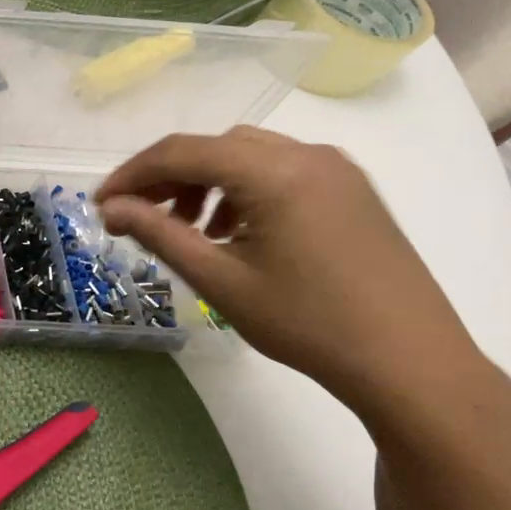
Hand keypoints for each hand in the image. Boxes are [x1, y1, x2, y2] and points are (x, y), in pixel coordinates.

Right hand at [95, 127, 485, 410]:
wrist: (409, 361)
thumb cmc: (306, 322)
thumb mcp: (219, 279)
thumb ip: (159, 234)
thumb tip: (113, 208)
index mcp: (275, 172)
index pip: (182, 152)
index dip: (133, 174)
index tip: (101, 205)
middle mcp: (308, 155)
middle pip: (215, 147)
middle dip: (168, 177)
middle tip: (138, 218)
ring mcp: (337, 171)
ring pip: (248, 156)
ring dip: (204, 183)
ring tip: (187, 230)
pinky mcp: (352, 191)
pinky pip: (280, 171)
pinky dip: (242, 190)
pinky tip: (234, 232)